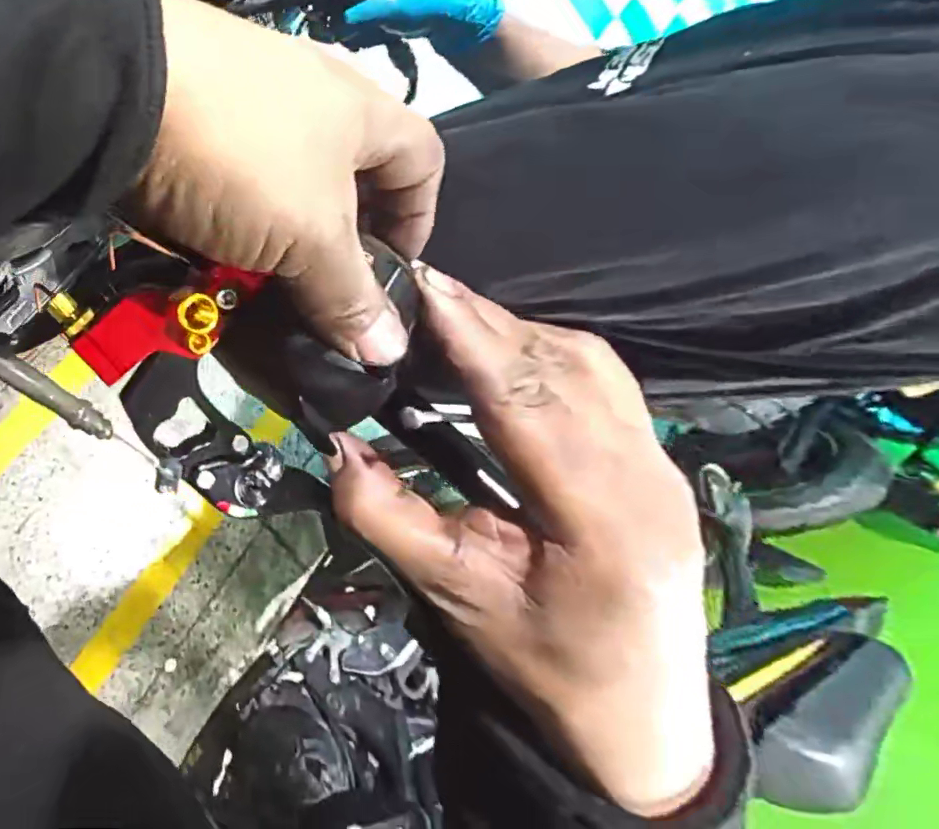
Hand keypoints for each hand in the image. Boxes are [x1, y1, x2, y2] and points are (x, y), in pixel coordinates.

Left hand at [127, 0, 443, 364]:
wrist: (120, 97)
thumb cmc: (240, 157)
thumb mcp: (307, 230)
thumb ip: (346, 289)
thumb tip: (388, 348)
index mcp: (362, 108)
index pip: (421, 162)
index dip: (418, 221)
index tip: (395, 275)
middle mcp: (304, 96)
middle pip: (337, 182)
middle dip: (325, 244)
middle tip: (306, 292)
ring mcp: (235, 107)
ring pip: (267, 190)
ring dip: (262, 240)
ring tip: (246, 280)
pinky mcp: (180, 125)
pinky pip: (213, 185)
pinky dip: (212, 222)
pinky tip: (197, 249)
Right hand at [324, 0, 504, 55]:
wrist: (453, 20)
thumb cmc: (422, 4)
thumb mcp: (387, 5)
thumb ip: (355, 14)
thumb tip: (327, 25)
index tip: (313, 18)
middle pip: (336, 3)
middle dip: (335, 21)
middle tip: (337, 34)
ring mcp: (373, 0)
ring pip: (344, 18)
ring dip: (346, 32)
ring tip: (357, 40)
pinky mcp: (377, 15)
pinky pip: (356, 27)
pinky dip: (356, 37)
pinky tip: (363, 42)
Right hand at [330, 266, 714, 816]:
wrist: (633, 709)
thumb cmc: (539, 656)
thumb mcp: (448, 591)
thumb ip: (384, 515)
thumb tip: (334, 444)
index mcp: (601, 516)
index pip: (529, 401)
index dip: (473, 338)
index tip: (423, 286)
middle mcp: (645, 475)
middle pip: (563, 366)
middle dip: (484, 317)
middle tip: (413, 286)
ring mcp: (660, 462)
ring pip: (588, 362)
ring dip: (511, 326)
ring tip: (442, 312)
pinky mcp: (651, 457)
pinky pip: (598, 376)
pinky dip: (538, 346)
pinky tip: (495, 347)